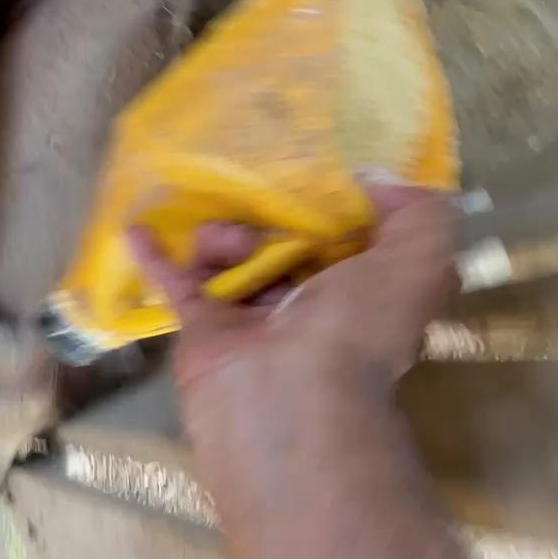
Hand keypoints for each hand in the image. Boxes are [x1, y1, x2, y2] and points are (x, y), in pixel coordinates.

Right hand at [127, 176, 456, 408]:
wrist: (280, 387)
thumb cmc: (353, 324)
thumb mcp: (420, 261)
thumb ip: (417, 212)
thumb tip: (370, 179)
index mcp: (362, 287)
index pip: (347, 233)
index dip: (334, 201)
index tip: (316, 171)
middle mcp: (307, 299)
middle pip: (280, 238)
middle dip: (270, 216)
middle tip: (260, 207)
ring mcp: (247, 310)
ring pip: (229, 254)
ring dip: (220, 236)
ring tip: (220, 243)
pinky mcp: (198, 320)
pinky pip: (174, 279)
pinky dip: (154, 255)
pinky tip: (136, 229)